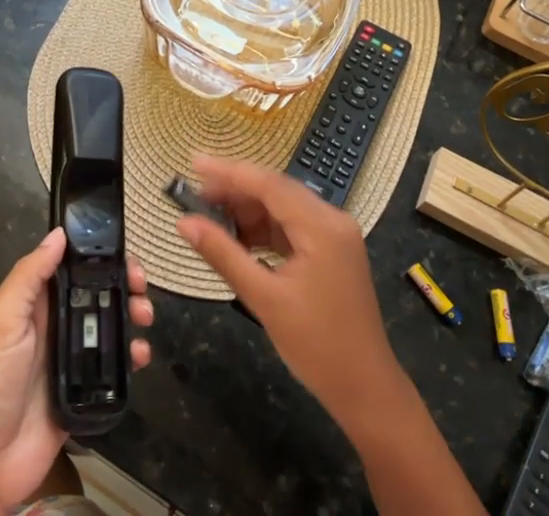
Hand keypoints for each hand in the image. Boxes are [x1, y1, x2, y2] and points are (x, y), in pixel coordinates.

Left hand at [0, 228, 151, 512]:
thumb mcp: (2, 322)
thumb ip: (29, 277)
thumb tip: (58, 234)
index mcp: (31, 307)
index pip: (70, 270)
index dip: (98, 258)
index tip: (124, 254)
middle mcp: (53, 328)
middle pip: (96, 296)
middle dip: (123, 286)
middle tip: (141, 288)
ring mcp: (69, 361)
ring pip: (109, 328)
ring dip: (131, 318)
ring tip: (145, 318)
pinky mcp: (84, 393)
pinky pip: (113, 368)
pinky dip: (132, 357)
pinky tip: (140, 355)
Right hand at [176, 155, 398, 423]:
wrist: (364, 386)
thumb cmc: (315, 344)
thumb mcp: (263, 298)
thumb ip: (223, 254)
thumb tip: (184, 223)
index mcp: (322, 227)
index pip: (269, 184)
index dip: (228, 171)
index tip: (193, 162)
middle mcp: (333, 221)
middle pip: (277, 191)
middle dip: (235, 190)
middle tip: (193, 194)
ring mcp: (335, 236)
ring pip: (283, 209)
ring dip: (248, 211)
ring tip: (209, 218)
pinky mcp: (332, 253)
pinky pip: (292, 228)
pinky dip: (264, 230)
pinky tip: (238, 240)